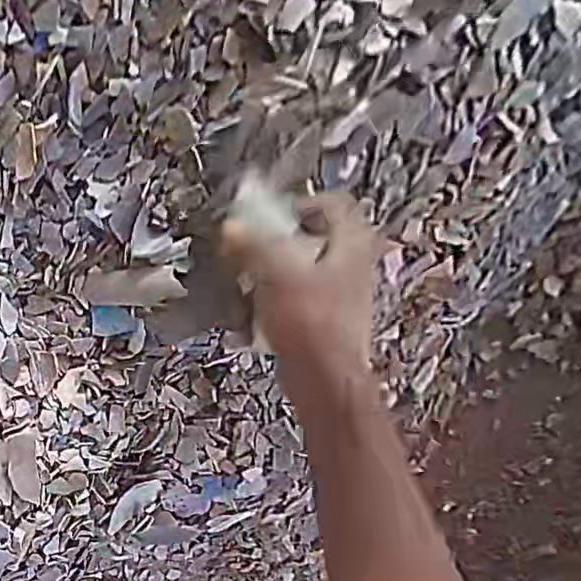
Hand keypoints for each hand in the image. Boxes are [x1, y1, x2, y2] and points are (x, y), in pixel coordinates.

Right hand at [220, 192, 380, 379]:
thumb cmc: (311, 324)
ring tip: (245, 292)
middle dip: (272, 249)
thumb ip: (253, 246)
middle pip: (308, 242)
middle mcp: (349, 268)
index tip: (270, 217)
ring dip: (265, 281)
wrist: (323, 376)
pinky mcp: (319, 323)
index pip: (334, 204)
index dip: (301, 204)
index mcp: (350, 245)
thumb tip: (231, 227)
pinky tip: (252, 321)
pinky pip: (289, 305)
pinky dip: (267, 309)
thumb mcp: (276, 274)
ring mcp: (336, 297)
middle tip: (248, 256)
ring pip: (295, 275)